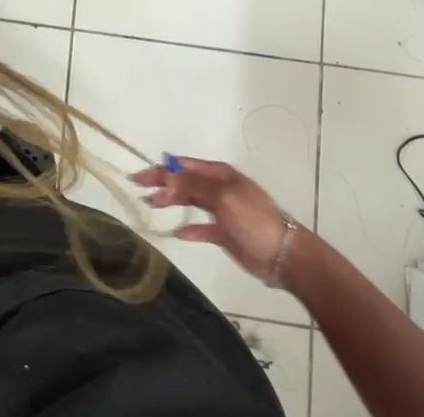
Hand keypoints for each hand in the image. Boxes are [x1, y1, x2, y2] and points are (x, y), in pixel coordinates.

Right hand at [133, 157, 299, 282]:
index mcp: (220, 175)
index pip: (184, 166)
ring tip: (151, 205)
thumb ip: (192, 185)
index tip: (139, 178)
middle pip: (184, 182)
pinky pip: (201, 227)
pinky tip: (178, 232)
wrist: (284, 256)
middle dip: (162, 183)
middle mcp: (219, 189)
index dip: (161, 169)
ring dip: (171, 201)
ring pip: (190, 201)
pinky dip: (188, 228)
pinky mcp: (224, 233)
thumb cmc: (254, 220)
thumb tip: (164, 176)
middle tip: (139, 190)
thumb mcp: (222, 197)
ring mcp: (222, 210)